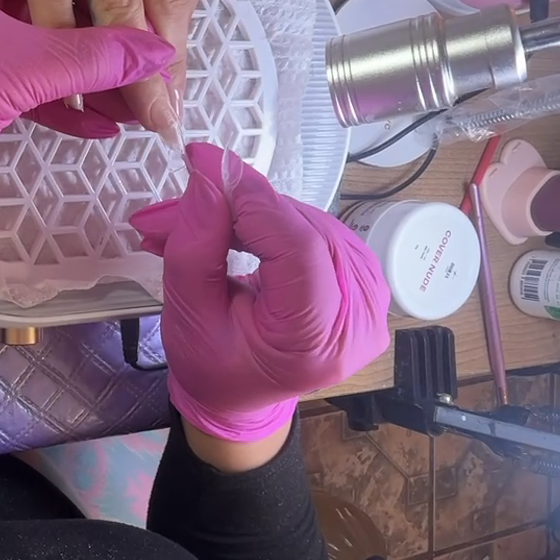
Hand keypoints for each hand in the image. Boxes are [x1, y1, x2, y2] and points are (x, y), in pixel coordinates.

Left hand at [0, 0, 174, 278]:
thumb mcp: (10, 74)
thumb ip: (89, 58)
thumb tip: (160, 50)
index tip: (152, 10)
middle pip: (42, 0)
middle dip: (95, 44)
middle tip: (148, 69)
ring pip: (26, 44)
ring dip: (75, 79)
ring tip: (133, 106)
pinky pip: (5, 74)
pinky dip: (43, 98)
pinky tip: (93, 125)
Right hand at [130, 144, 390, 442]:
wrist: (238, 397)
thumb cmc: (208, 364)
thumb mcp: (186, 312)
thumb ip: (196, 246)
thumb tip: (209, 174)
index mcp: (315, 343)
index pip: (297, 250)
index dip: (252, 200)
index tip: (204, 163)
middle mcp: (361, 320)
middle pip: (306, 230)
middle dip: (242, 204)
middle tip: (188, 192)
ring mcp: (372, 301)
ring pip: (312, 223)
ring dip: (254, 210)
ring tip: (203, 214)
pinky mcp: (366, 282)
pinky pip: (318, 231)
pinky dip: (273, 220)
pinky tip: (238, 224)